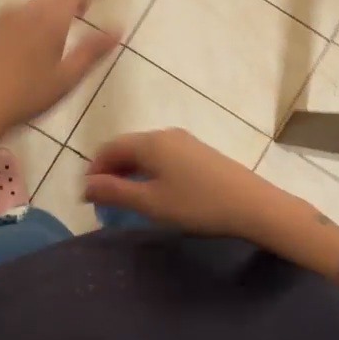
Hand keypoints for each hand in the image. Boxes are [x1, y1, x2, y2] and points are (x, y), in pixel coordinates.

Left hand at [0, 0, 118, 151]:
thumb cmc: (24, 97)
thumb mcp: (65, 79)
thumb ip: (92, 51)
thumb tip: (118, 28)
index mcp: (48, 19)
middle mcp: (23, 11)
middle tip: (86, 7)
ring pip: (29, 7)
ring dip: (47, 10)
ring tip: (57, 26)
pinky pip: (9, 20)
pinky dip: (24, 23)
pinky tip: (22, 43)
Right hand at [82, 129, 299, 238]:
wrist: (253, 205)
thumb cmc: (197, 205)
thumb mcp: (150, 203)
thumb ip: (114, 192)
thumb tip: (85, 185)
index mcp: (150, 142)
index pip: (109, 148)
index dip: (93, 170)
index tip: (87, 196)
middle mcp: (165, 134)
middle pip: (127, 147)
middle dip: (110, 171)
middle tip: (104, 201)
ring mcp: (185, 142)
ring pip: (145, 153)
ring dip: (129, 173)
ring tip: (127, 200)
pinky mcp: (199, 153)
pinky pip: (163, 157)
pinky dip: (149, 172)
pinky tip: (155, 192)